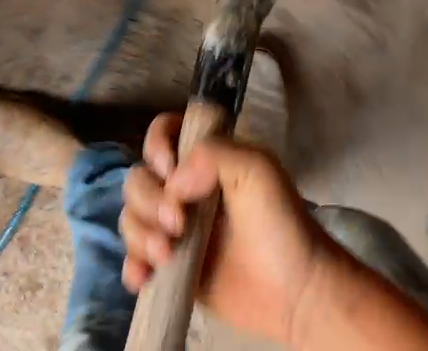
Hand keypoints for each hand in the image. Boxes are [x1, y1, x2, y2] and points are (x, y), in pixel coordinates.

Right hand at [119, 113, 331, 345]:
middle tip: (178, 224)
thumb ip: (214, 154)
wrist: (295, 292)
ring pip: (132, 218)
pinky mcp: (171, 267)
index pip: (162, 134)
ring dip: (141, 234)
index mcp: (204, 159)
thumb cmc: (280, 224)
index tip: (169, 169)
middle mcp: (184, 189)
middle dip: (150, 201)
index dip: (156, 146)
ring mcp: (175, 230)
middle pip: (138, 179)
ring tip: (167, 255)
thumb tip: (172, 180)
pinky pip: (135, 260)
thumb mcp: (258, 170)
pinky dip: (133, 266)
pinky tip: (144, 277)